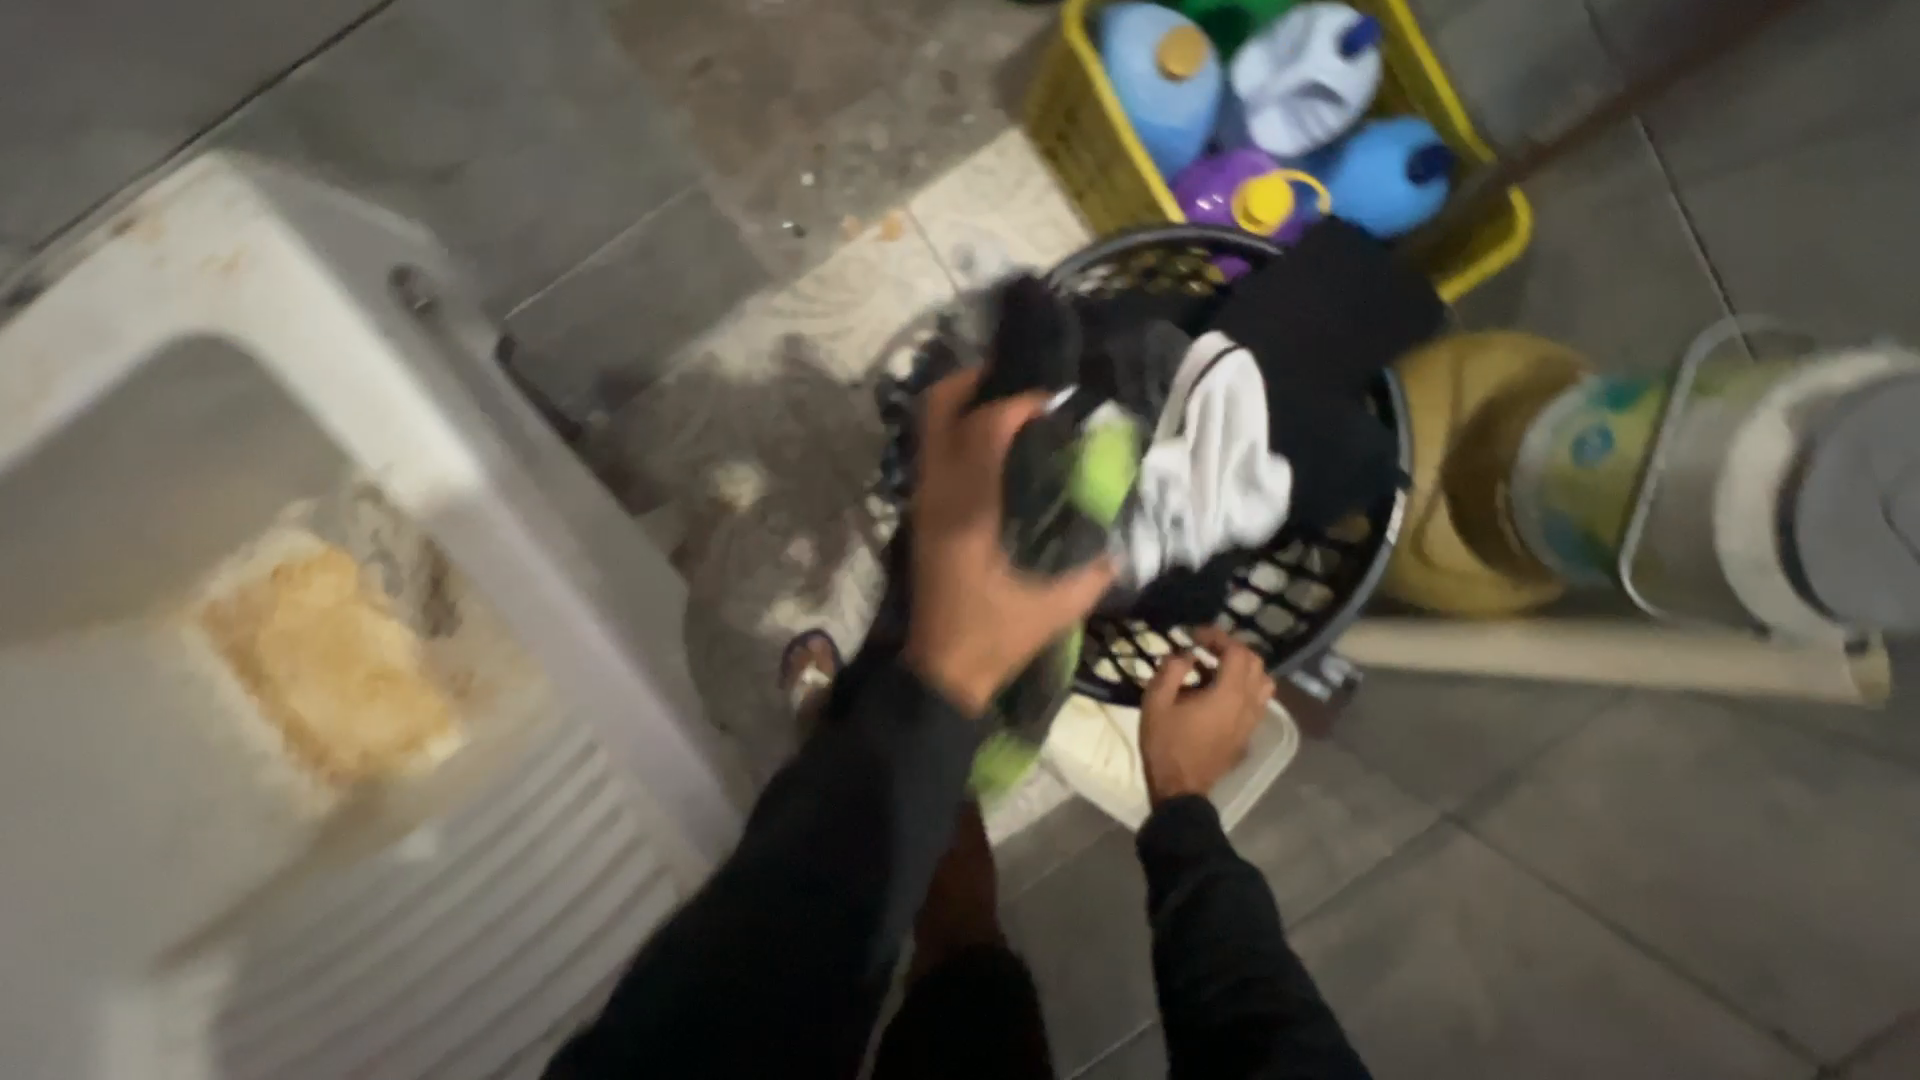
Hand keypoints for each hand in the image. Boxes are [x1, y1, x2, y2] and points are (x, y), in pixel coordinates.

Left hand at [904, 370, 1115, 713]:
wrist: (942, 669)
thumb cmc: (997, 638)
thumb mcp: (1057, 605)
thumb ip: (1095, 566)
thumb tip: (1122, 531)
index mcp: (969, 513)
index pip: (983, 430)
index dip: (1017, 404)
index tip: (1052, 403)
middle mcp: (937, 496)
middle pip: (937, 410)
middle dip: (974, 382)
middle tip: (1015, 380)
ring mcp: (923, 503)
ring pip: (930, 430)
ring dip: (966, 405)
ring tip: (1010, 407)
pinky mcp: (922, 515)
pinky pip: (936, 454)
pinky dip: (961, 434)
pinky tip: (996, 448)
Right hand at [1139, 627, 1274, 804]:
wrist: (1180, 789)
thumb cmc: (1166, 744)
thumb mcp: (1156, 702)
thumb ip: (1171, 670)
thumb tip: (1186, 655)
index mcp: (1228, 694)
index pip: (1236, 652)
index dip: (1217, 636)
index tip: (1194, 635)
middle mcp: (1248, 704)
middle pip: (1255, 663)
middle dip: (1232, 649)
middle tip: (1205, 647)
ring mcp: (1252, 721)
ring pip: (1263, 683)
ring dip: (1243, 668)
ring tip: (1217, 668)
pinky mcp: (1248, 733)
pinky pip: (1257, 701)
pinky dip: (1244, 687)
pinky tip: (1218, 693)